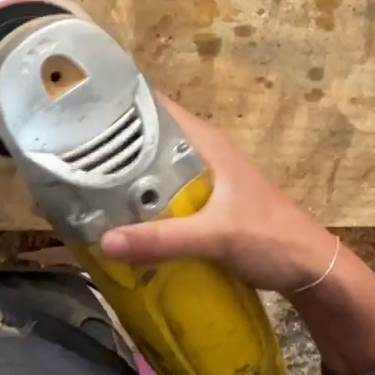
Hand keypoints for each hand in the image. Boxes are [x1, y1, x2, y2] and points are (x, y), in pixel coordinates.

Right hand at [99, 99, 374, 374]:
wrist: (312, 271)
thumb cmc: (272, 238)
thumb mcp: (216, 236)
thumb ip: (162, 239)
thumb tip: (104, 241)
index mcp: (204, 142)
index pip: (151, 105)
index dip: (114, 103)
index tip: (72, 112)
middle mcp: (198, 153)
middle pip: (143, 137)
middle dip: (105, 145)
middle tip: (62, 155)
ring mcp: (199, 179)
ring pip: (148, 168)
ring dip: (119, 176)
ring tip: (76, 185)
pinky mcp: (199, 205)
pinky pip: (156, 195)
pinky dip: (135, 202)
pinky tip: (111, 217)